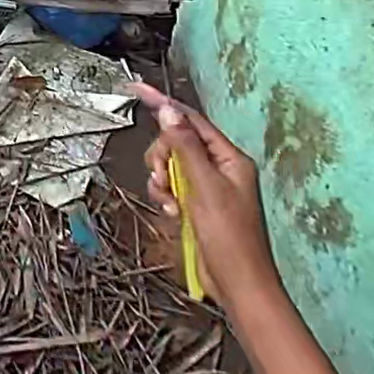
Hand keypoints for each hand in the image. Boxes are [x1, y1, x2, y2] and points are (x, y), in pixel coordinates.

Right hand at [128, 83, 282, 311]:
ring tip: (169, 202)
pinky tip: (171, 212)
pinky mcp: (195, 204)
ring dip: (161, 181)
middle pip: (175, 142)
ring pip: (168, 165)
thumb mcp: (203, 187)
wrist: (237, 284)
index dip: (163, 104)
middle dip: (162, 157)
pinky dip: (164, 196)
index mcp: (229, 158)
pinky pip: (169, 186)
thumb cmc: (228, 236)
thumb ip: (184, 147)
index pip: (190, 120)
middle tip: (162, 178)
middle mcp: (218, 167)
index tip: (136, 89)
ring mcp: (206, 186)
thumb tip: (168, 111)